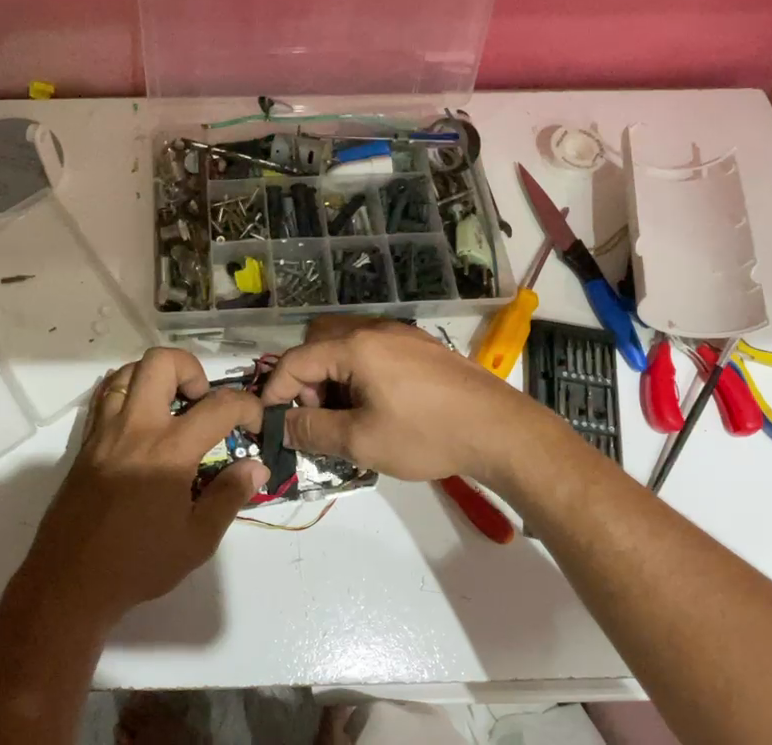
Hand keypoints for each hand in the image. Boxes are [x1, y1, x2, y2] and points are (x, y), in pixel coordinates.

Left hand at [14, 347, 268, 625]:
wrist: (70, 581)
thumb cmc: (138, 564)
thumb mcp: (196, 540)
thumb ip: (229, 496)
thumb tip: (255, 467)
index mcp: (169, 450)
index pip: (219, 406)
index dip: (247, 407)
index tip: (254, 425)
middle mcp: (136, 428)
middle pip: (161, 362)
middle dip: (191, 370)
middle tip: (201, 403)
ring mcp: (105, 430)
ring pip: (129, 371)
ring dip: (156, 378)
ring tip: (171, 408)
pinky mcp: (86, 441)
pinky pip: (106, 395)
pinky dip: (127, 391)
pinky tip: (140, 419)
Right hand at [259, 317, 546, 483]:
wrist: (499, 430)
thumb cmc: (426, 435)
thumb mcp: (361, 441)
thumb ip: (313, 430)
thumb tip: (282, 425)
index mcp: (355, 347)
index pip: (296, 360)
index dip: (276, 390)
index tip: (272, 421)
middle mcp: (374, 330)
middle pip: (318, 341)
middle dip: (306, 377)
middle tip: (317, 414)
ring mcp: (401, 334)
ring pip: (346, 343)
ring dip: (332, 374)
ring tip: (346, 414)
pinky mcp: (421, 346)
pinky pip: (373, 349)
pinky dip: (358, 371)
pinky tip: (375, 404)